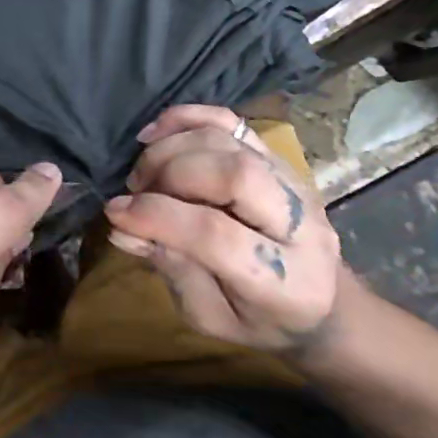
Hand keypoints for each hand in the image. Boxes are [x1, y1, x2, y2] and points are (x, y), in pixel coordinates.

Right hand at [105, 104, 343, 354]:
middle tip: (135, 191)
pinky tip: (153, 134)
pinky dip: (186, 117)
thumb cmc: (259, 320)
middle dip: (168, 174)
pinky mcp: (277, 157)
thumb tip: (123, 231)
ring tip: (143, 176)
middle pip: (233, 174)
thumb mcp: (212, 317)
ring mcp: (293, 182)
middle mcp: (301, 223)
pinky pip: (231, 122)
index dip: (157, 217)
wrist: (322, 305)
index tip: (115, 214)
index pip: (216, 235)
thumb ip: (172, 272)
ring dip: (169, 149)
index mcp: (287, 281)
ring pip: (226, 141)